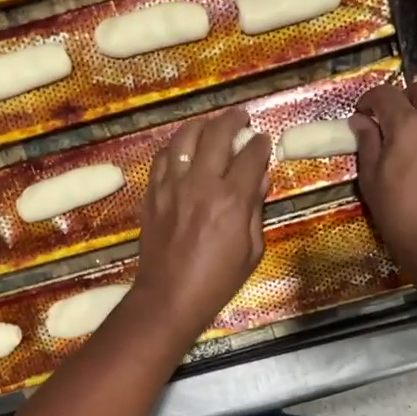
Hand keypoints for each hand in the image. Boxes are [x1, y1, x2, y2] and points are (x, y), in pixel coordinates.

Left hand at [131, 108, 272, 336]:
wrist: (169, 297)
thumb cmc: (217, 281)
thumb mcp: (251, 250)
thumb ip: (256, 210)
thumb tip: (261, 179)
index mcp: (232, 200)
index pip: (251, 156)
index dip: (261, 145)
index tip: (264, 141)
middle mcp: (201, 184)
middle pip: (218, 134)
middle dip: (233, 120)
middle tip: (241, 118)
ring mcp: (172, 186)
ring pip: (185, 137)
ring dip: (202, 126)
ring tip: (211, 127)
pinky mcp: (152, 193)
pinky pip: (163, 157)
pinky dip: (176, 147)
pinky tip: (183, 150)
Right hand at [351, 79, 416, 271]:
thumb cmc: (397, 212)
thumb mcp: (371, 179)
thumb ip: (367, 143)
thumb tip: (361, 121)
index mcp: (409, 125)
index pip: (387, 94)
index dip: (369, 99)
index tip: (360, 114)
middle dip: (404, 95)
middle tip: (388, 119)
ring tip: (402, 145)